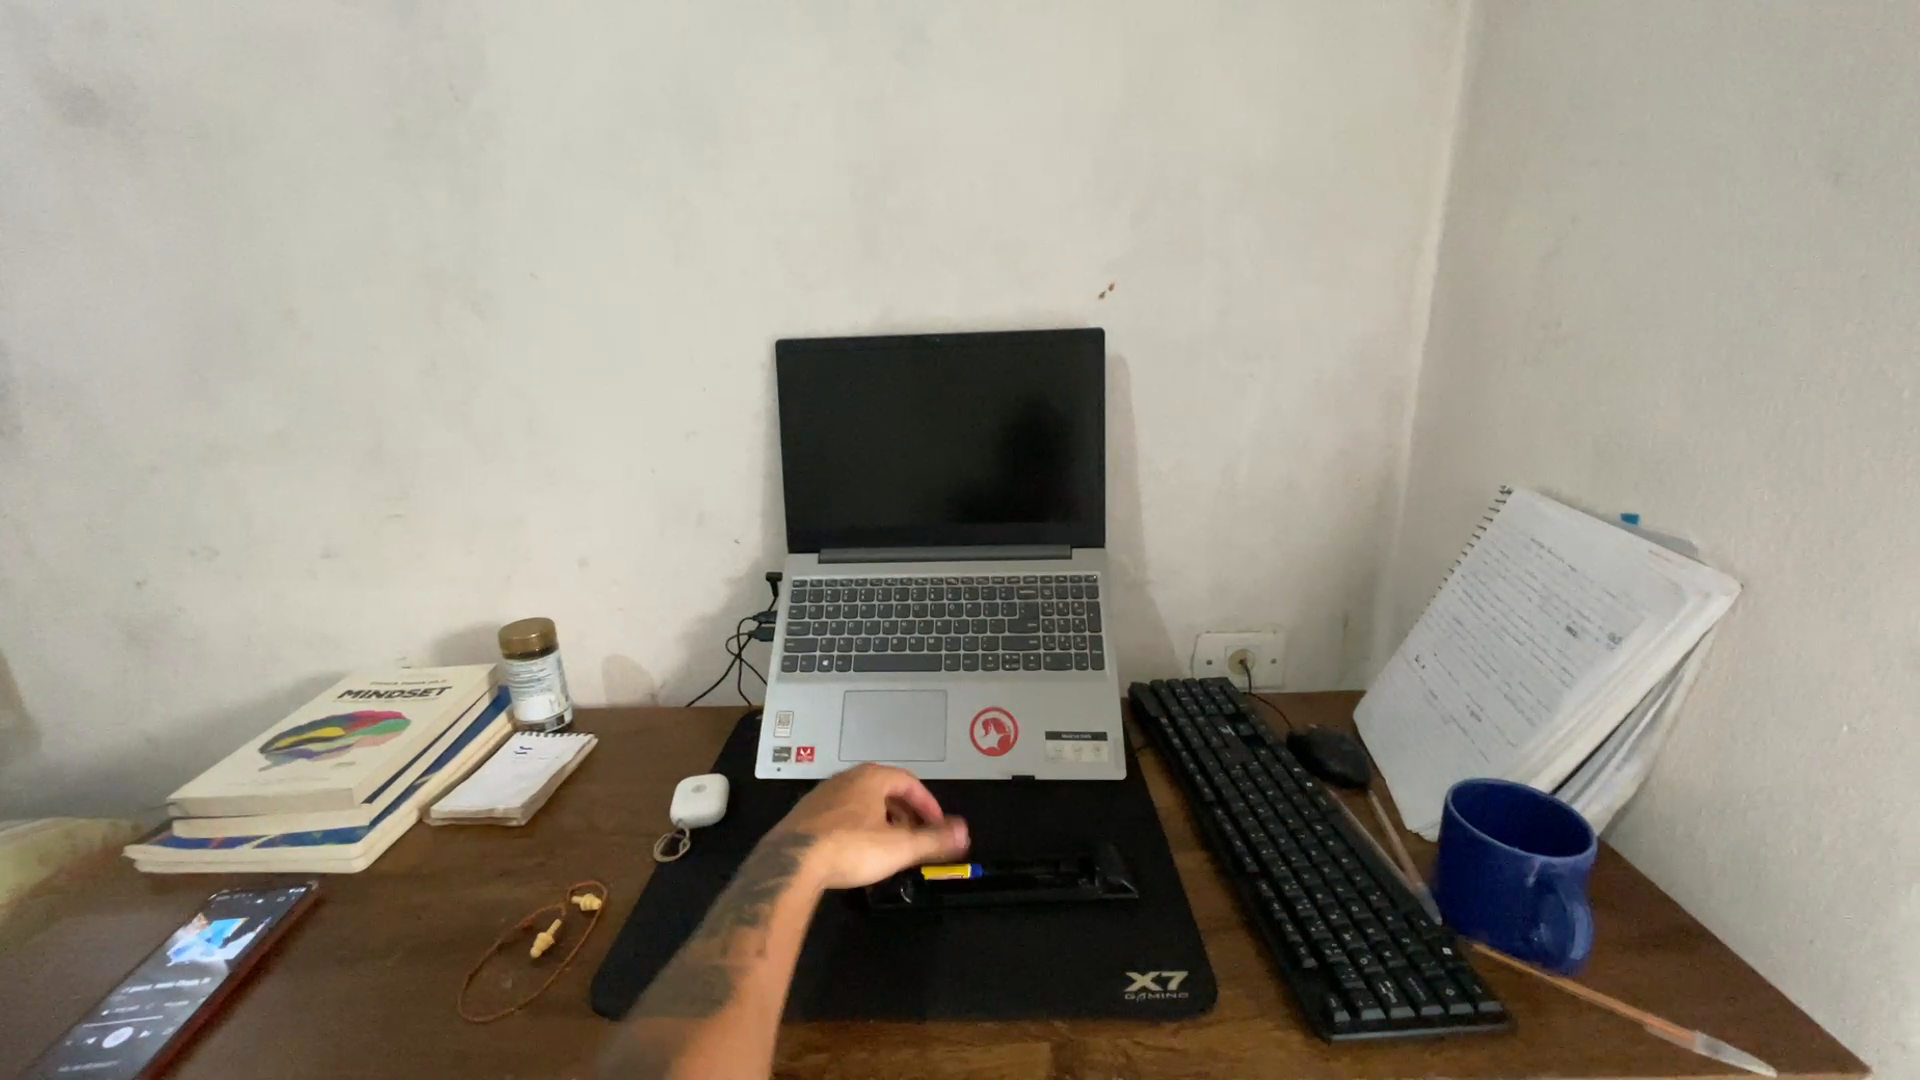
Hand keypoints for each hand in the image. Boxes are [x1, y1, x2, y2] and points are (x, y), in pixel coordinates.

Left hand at [768, 764, 969, 890]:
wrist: (790, 863)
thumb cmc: (850, 848)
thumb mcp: (898, 847)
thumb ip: (934, 839)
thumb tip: (965, 832)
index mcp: (871, 777)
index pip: (909, 782)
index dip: (927, 803)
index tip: (937, 825)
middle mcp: (846, 778)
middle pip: (885, 790)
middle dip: (905, 813)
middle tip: (916, 837)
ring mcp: (822, 795)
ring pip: (862, 802)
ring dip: (882, 820)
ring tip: (890, 846)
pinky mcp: (805, 815)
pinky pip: (841, 814)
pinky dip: (858, 827)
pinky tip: (856, 851)